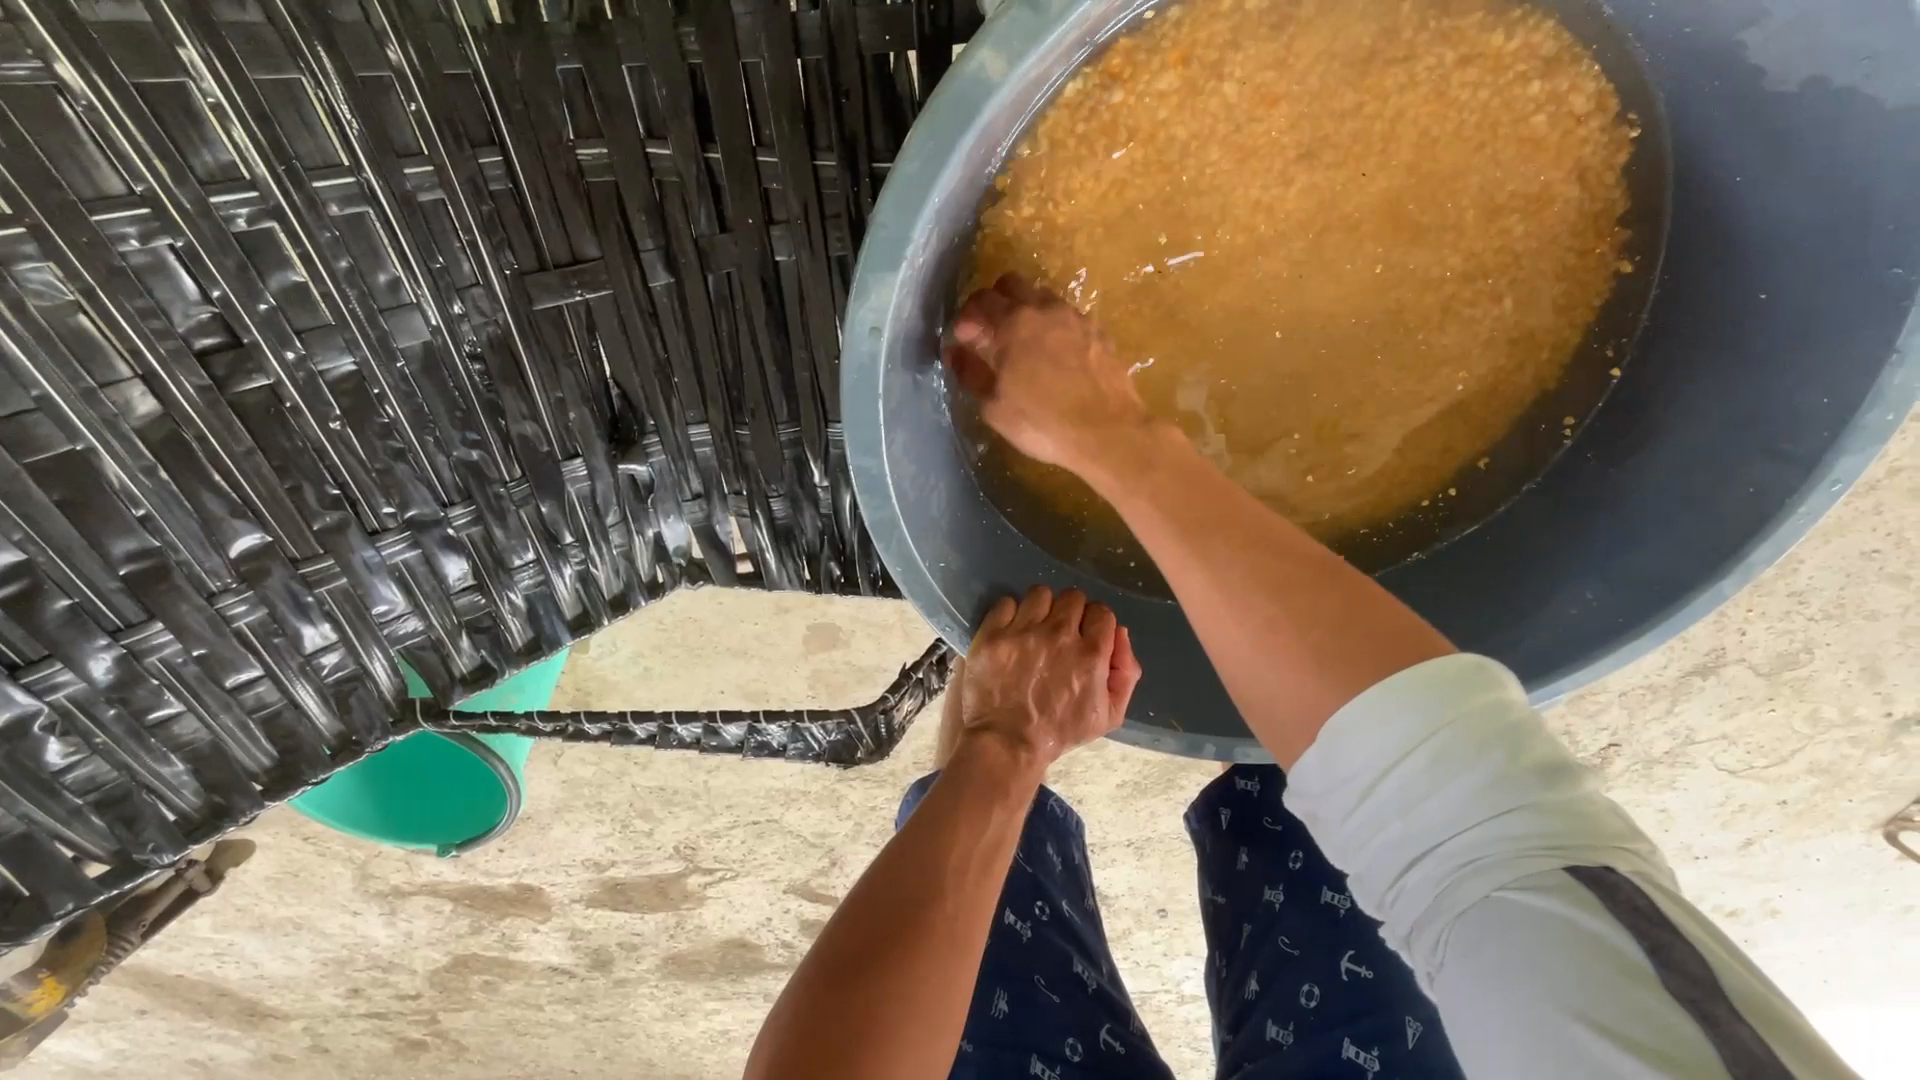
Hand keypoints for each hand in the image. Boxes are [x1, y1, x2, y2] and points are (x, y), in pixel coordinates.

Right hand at [945, 274, 1151, 476]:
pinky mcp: (1100, 333)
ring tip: (1023, 344)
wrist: (1107, 432)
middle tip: (989, 333)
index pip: (981, 300)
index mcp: (1013, 323)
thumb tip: (955, 352)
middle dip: (995, 303)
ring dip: (1027, 312)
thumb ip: (970, 373)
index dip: (966, 317)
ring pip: (1044, 298)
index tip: (962, 339)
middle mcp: (1045, 309)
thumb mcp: (994, 406)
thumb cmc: (1042, 422)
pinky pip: (1069, 318)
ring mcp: (1076, 318)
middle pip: (1013, 285)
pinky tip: (1055, 355)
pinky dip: (1054, 328)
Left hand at [954, 585, 1142, 772]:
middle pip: (1073, 597)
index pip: (1102, 612)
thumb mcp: (1109, 715)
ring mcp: (1023, 632)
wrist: (1008, 743)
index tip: (1085, 635)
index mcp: (1091, 653)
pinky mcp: (993, 635)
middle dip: (1071, 612)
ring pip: (1040, 594)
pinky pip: (1006, 603)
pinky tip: (1011, 631)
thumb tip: (1121, 633)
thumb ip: (1125, 673)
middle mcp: (1059, 635)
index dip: (1095, 622)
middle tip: (1060, 632)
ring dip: (1041, 607)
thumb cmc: (1060, 731)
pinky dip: (1010, 614)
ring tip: (1034, 627)